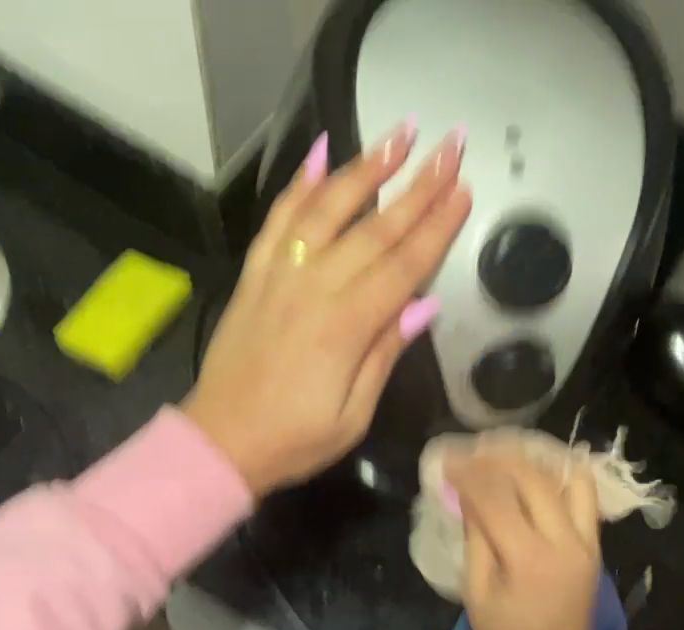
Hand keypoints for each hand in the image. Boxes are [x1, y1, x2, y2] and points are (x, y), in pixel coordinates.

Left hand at [183, 123, 473, 494]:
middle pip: (375, 228)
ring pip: (328, 209)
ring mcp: (279, 276)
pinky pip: (278, 221)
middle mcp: (313, 288)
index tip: (464, 190)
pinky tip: (319, 154)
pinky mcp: (254, 277)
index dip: (438, 227)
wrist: (220, 443)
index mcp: (346, 327)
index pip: (404, 265)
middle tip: (451, 145)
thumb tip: (424, 304)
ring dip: (366, 167)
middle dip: (419, 185)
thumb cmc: (293, 440)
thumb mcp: (353, 416)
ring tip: (400, 133)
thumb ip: (385, 355)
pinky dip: (299, 186)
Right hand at [448, 453, 601, 629]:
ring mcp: (585, 541)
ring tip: (503, 451)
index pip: (494, 499)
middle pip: (530, 479)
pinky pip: (586, 497)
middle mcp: (563, 542)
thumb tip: (465, 492)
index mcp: (528, 560)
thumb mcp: (477, 591)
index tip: (446, 461)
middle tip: (470, 451)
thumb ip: (475, 537)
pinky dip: (566, 475)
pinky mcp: (594, 544)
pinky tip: (541, 466)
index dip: (467, 474)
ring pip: (563, 479)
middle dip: (496, 458)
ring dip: (532, 459)